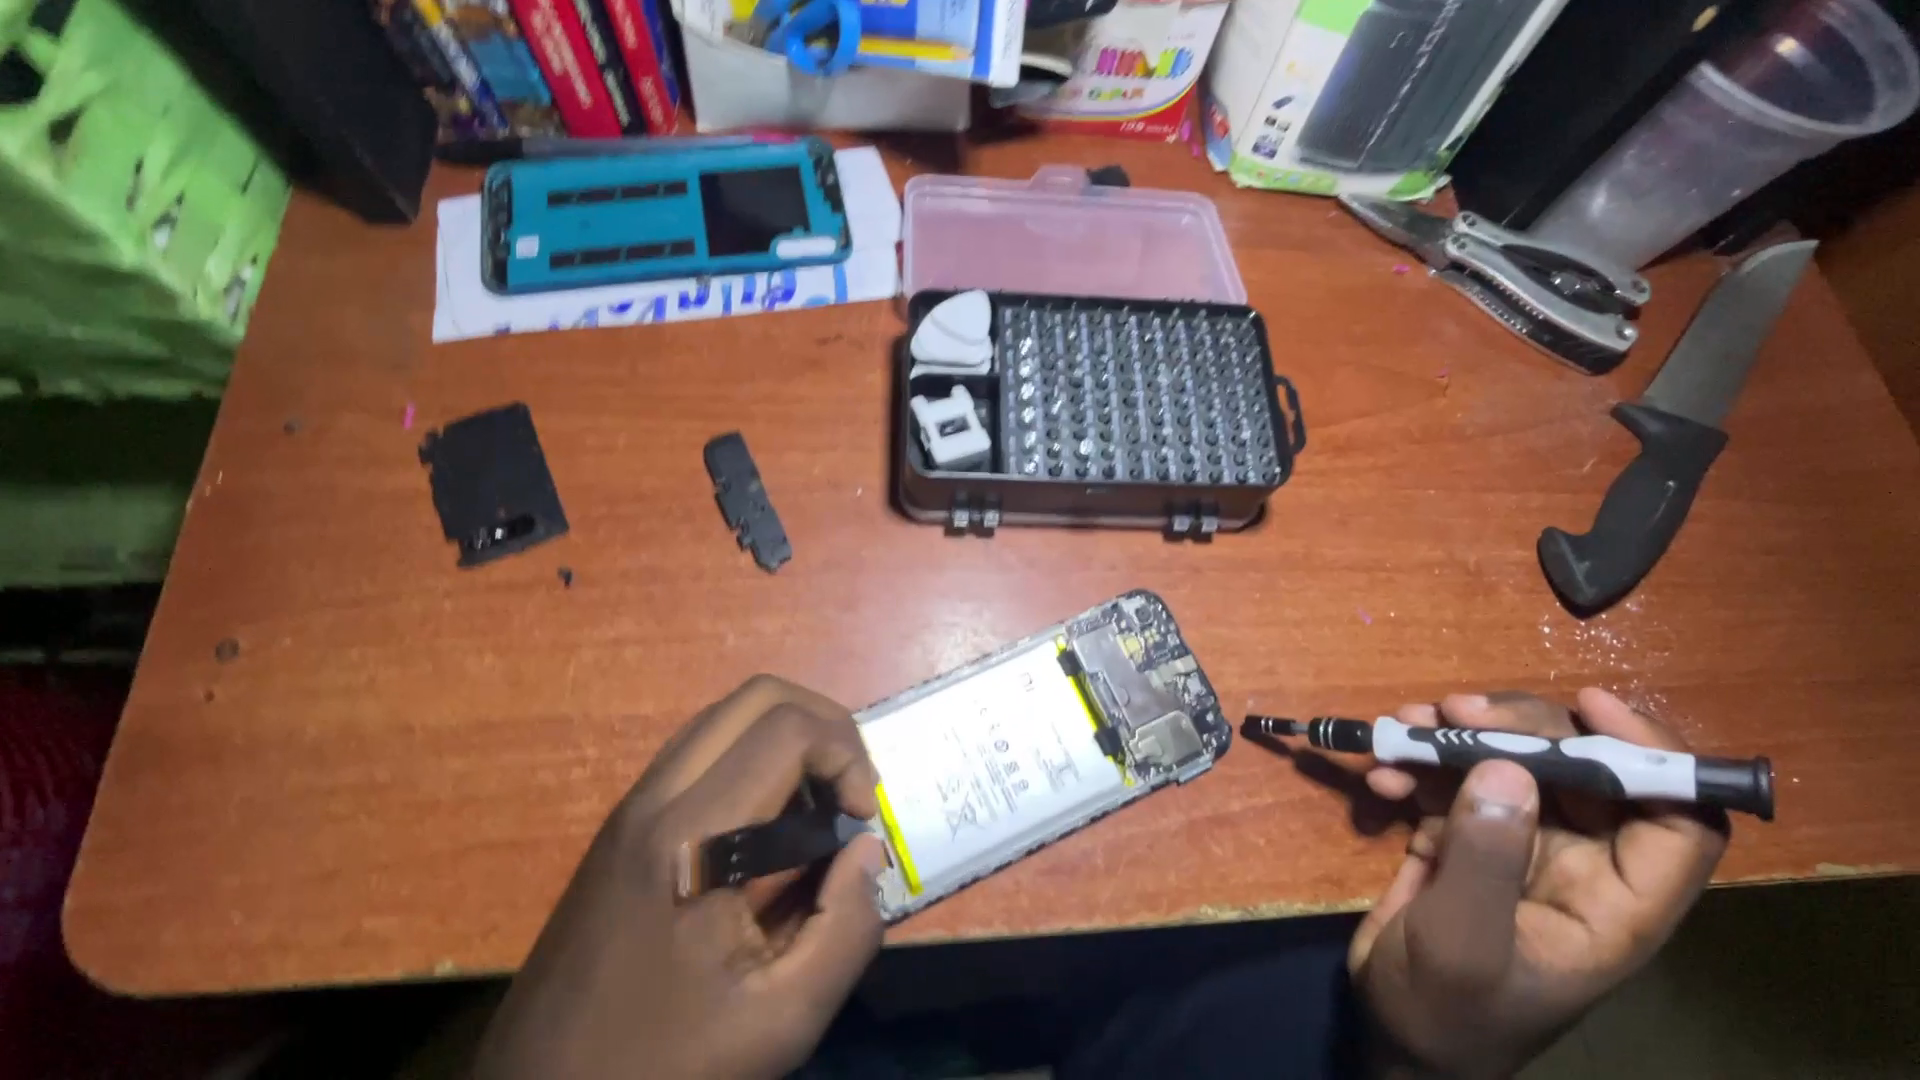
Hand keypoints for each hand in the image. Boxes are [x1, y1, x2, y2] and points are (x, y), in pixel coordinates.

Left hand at [472, 676, 889, 1079]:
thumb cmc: (668, 1060)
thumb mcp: (783, 1019)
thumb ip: (847, 928)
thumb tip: (866, 850)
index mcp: (690, 837)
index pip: (787, 729)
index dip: (847, 756)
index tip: (862, 820)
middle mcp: (655, 797)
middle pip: (757, 696)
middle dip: (826, 726)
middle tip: (848, 795)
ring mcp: (632, 805)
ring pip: (725, 715)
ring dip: (788, 738)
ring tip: (815, 807)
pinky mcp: (623, 823)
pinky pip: (700, 750)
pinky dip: (753, 757)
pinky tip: (767, 826)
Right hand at [1348, 689, 1729, 1077]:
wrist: (1394, 1034)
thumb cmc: (1446, 1010)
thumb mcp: (1462, 943)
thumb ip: (1485, 860)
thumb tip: (1507, 768)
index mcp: (1613, 901)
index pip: (1674, 819)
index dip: (1651, 755)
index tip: (1587, 705)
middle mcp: (1576, 861)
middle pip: (1580, 769)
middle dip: (1518, 728)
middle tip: (1452, 711)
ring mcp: (1515, 845)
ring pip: (1509, 763)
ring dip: (1454, 737)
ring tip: (1401, 727)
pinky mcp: (1462, 836)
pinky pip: (1448, 780)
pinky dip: (1413, 766)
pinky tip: (1377, 776)